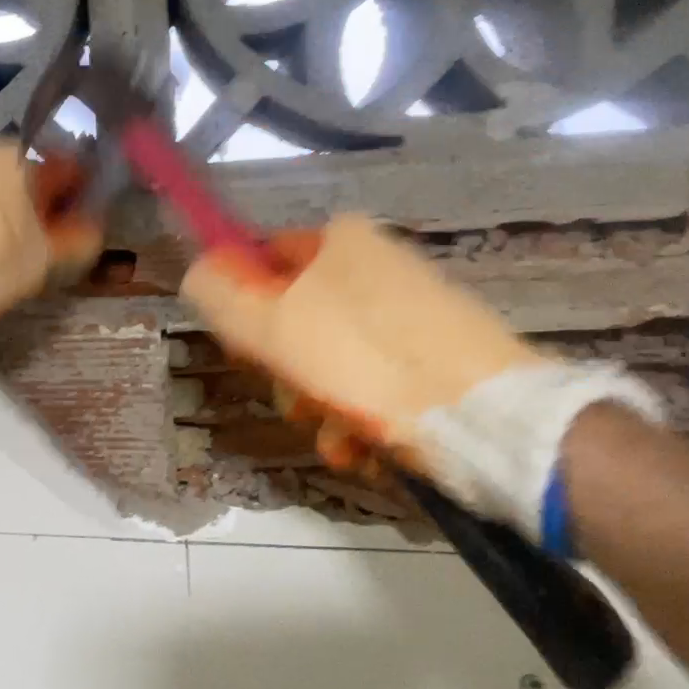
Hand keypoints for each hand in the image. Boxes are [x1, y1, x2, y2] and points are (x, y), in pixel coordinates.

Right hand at [181, 215, 659, 547]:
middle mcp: (377, 266)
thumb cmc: (367, 363)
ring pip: (331, 361)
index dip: (242, 305)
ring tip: (341, 436)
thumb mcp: (269, 326)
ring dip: (320, 406)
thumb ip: (217, 293)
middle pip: (293, 318)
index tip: (248, 347)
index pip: (260, 259)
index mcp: (340, 240)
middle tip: (296, 398)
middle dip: (286, 370)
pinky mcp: (441, 358)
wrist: (492, 422)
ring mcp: (413, 313)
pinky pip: (376, 384)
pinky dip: (362, 419)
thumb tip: (196, 270)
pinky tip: (368, 447)